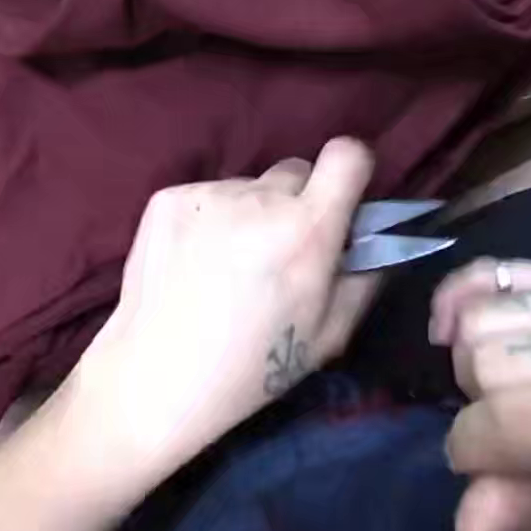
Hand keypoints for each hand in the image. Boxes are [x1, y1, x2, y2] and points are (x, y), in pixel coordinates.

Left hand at [56, 138, 380, 497]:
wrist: (156, 376)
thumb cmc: (252, 368)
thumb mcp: (329, 335)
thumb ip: (363, 275)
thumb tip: (374, 235)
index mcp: (306, 229)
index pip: (347, 154)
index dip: (352, 169)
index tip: (342, 195)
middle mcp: (256, 197)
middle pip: (295, 172)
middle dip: (296, 202)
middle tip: (278, 248)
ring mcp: (207, 194)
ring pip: (247, 186)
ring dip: (248, 212)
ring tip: (225, 264)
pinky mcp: (167, 198)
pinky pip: (207, 195)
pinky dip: (209, 218)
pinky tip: (194, 261)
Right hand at [429, 261, 530, 530]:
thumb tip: (466, 529)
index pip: (512, 423)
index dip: (473, 454)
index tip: (483, 479)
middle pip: (485, 361)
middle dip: (475, 406)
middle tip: (510, 438)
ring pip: (479, 318)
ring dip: (470, 360)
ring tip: (507, 392)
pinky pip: (490, 273)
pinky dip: (459, 300)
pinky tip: (457, 329)